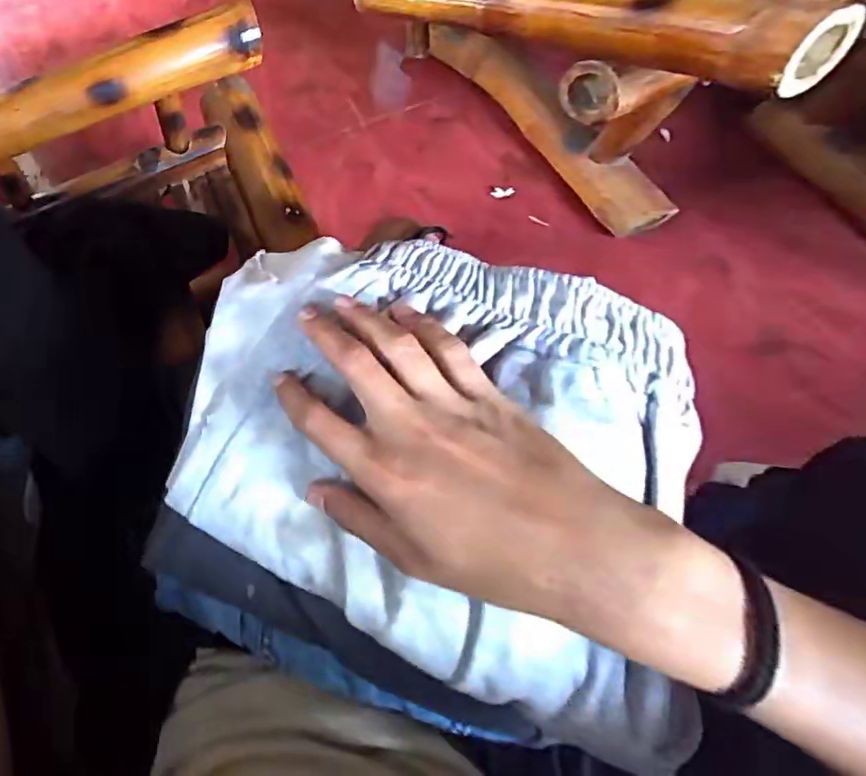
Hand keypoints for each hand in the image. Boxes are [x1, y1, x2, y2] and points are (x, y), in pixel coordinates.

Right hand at [275, 297, 710, 639]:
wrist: (585, 553)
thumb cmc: (491, 564)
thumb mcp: (412, 558)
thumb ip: (357, 518)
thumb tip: (313, 488)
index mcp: (382, 469)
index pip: (318, 420)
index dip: (293, 395)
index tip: (280, 377)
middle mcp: (406, 425)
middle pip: (354, 364)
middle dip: (324, 333)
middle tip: (306, 313)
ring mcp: (449, 404)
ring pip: (397, 346)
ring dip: (366, 318)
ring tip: (344, 301)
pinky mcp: (488, 395)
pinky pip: (448, 349)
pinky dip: (423, 324)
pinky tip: (404, 310)